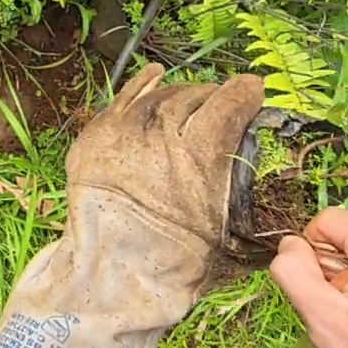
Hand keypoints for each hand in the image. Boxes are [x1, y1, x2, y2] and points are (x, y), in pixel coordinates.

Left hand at [64, 63, 265, 250]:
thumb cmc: (172, 263)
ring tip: (190, 95)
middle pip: (190, 97)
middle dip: (210, 94)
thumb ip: (232, 186)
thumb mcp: (219, 229)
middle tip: (219, 99)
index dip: (242, 93)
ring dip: (178, 92)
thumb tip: (252, 170)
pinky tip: (155, 74)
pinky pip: (122, 98)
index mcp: (196, 158)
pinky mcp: (95, 135)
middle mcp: (158, 135)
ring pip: (157, 94)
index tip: (252, 88)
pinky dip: (141, 84)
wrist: (110, 273)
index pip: (225, 106)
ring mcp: (122, 132)